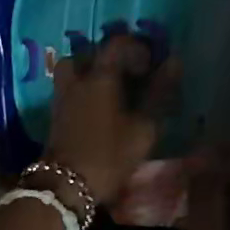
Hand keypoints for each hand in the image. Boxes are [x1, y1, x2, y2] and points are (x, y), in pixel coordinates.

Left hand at [44, 33, 179, 206]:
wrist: (66, 186)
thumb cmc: (109, 157)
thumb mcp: (142, 129)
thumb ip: (159, 94)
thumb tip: (174, 62)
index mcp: (100, 76)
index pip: (118, 43)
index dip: (138, 48)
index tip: (150, 65)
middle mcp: (77, 79)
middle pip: (90, 52)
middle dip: (111, 57)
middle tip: (128, 74)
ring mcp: (62, 96)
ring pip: (74, 68)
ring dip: (90, 71)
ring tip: (108, 89)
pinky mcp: (54, 115)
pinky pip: (68, 88)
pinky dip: (82, 88)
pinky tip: (95, 106)